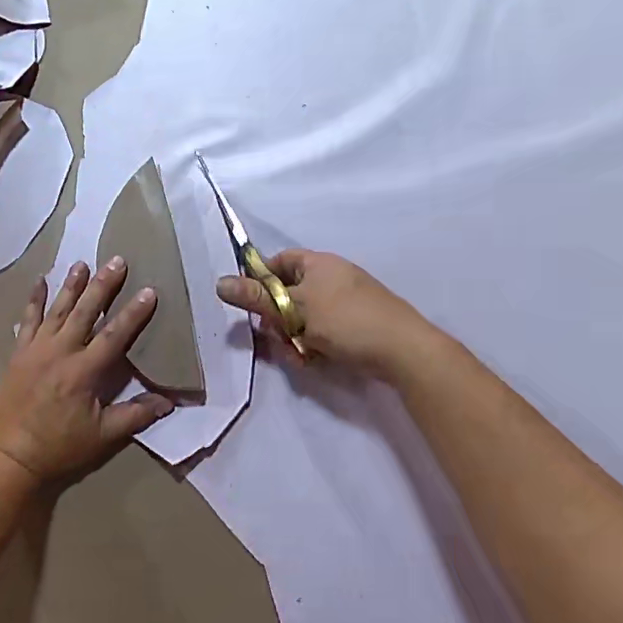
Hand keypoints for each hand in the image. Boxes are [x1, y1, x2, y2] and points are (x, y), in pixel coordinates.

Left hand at [0, 259, 175, 486]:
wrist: (10, 455)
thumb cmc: (59, 446)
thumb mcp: (103, 436)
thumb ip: (135, 415)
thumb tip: (168, 402)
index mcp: (83, 371)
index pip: (114, 335)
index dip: (133, 314)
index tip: (148, 291)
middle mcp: (60, 352)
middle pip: (85, 312)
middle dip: (103, 285)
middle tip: (116, 260)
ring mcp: (36, 349)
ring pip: (57, 310)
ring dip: (71, 286)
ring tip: (82, 264)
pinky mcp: (19, 353)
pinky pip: (27, 320)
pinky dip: (33, 300)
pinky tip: (39, 282)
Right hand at [217, 249, 436, 377]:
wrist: (403, 350)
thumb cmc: (345, 320)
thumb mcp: (294, 309)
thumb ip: (256, 298)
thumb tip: (219, 282)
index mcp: (318, 263)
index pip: (278, 261)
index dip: (260, 279)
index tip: (251, 304)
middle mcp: (332, 277)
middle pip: (287, 294)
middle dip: (277, 319)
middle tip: (277, 337)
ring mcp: (346, 302)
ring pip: (302, 318)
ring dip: (293, 338)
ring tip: (300, 356)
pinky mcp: (356, 325)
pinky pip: (322, 332)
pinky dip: (313, 346)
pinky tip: (315, 361)